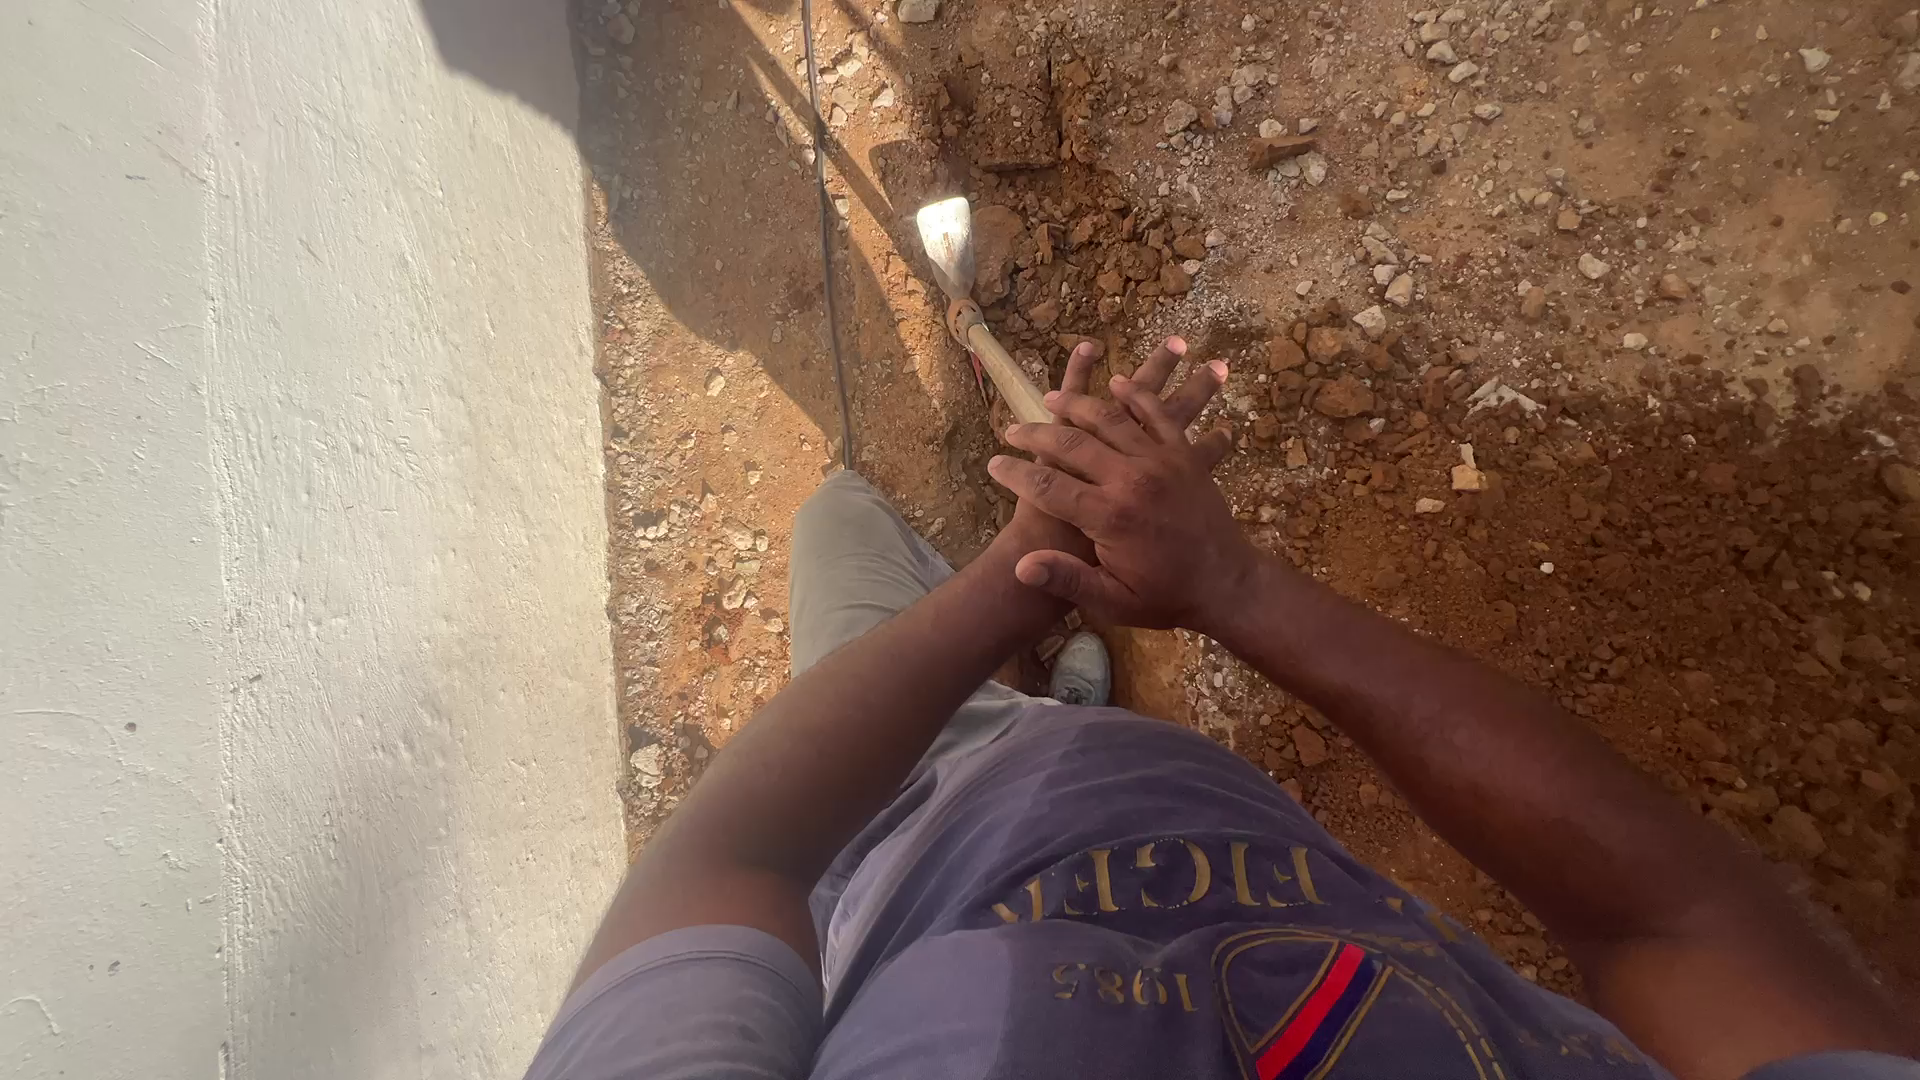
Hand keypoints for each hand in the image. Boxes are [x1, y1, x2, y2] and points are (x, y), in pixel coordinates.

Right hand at [987, 338, 1266, 634]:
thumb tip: (1021, 567)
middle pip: (1072, 442)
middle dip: (1036, 433)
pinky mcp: (1183, 455)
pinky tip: (1117, 384)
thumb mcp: (1113, 601)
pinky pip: (1157, 414)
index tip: (993, 464)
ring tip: (1052, 399)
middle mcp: (1133, 480)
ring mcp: (1161, 461)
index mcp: (1110, 517)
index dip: (1014, 473)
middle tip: (1014, 429)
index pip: (1047, 485)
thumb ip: (1067, 580)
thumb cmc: (1165, 597)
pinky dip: (1135, 396)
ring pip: (1111, 418)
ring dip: (1078, 405)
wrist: (1228, 586)